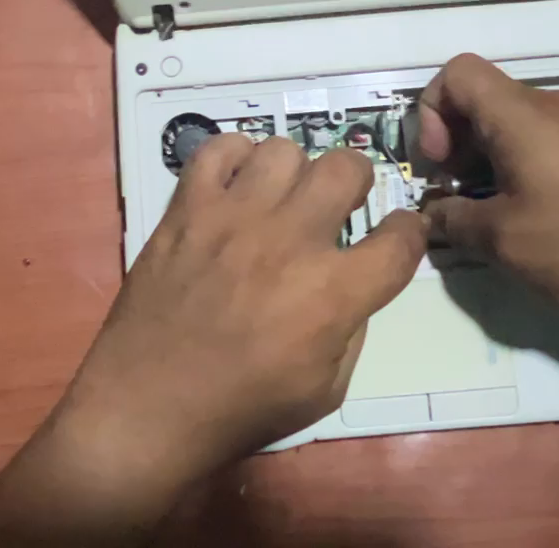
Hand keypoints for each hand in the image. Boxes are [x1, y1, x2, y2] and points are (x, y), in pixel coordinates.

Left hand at [52, 135, 425, 509]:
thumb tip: (353, 280)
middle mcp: (288, 241)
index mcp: (330, 294)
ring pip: (283, 150)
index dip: (411, 231)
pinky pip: (218, 149)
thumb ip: (351, 326)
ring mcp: (233, 216)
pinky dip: (234, 157)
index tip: (402, 231)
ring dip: (293, 171)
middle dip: (355, 181)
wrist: (147, 406)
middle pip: (344, 168)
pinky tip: (236, 183)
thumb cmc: (240, 409)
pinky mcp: (187, 207)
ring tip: (280, 196)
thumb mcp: (324, 390)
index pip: (400, 240)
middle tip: (339, 203)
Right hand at [418, 53, 558, 324]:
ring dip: (497, 162)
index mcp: (521, 114)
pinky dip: (534, 170)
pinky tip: (554, 222)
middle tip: (464, 198)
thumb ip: (455, 222)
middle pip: (488, 101)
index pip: (457, 73)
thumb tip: (435, 213)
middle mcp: (558, 105)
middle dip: (461, 144)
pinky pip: (558, 144)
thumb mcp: (507, 243)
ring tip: (507, 218)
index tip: (441, 164)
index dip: (431, 110)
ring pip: (523, 126)